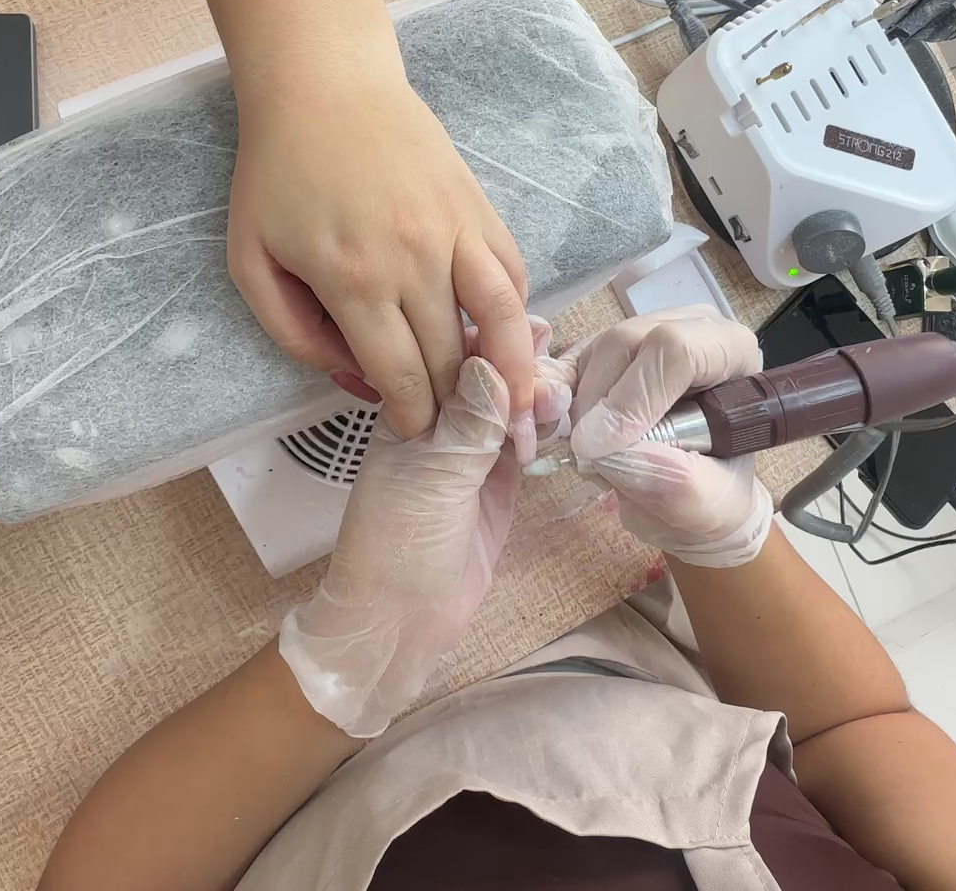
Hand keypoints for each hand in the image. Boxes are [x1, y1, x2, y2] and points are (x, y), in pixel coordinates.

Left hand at [227, 63, 535, 452]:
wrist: (324, 86)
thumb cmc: (278, 173)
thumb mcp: (251, 262)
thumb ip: (294, 334)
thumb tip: (352, 376)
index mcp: (353, 281)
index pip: (401, 374)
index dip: (413, 416)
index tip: (418, 436)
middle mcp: (415, 261)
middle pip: (452, 357)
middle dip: (456, 406)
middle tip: (457, 430)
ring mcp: (455, 231)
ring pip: (503, 318)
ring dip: (512, 370)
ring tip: (517, 404)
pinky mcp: (477, 207)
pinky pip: (512, 270)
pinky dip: (516, 310)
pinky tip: (508, 333)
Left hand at [279, 355, 519, 737]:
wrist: (402, 618)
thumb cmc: (399, 540)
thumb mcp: (431, 476)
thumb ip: (468, 423)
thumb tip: (494, 362)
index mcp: (410, 403)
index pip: (453, 351)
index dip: (492, 339)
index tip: (530, 337)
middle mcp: (443, 417)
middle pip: (491, 371)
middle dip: (522, 368)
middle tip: (544, 389)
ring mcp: (474, 447)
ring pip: (513, 402)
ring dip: (537, 396)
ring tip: (551, 408)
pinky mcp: (500, 477)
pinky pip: (526, 437)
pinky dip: (543, 426)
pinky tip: (557, 422)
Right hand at [554, 306, 774, 567]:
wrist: (689, 496)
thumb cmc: (711, 496)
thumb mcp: (703, 504)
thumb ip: (667, 478)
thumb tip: (604, 449)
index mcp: (730, 352)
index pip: (675, 349)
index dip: (633, 396)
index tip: (603, 448)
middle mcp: (686, 327)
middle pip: (623, 342)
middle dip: (597, 405)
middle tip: (593, 457)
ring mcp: (639, 330)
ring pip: (589, 353)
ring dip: (577, 409)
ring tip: (597, 454)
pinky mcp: (601, 347)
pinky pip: (564, 364)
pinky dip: (554, 401)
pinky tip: (571, 433)